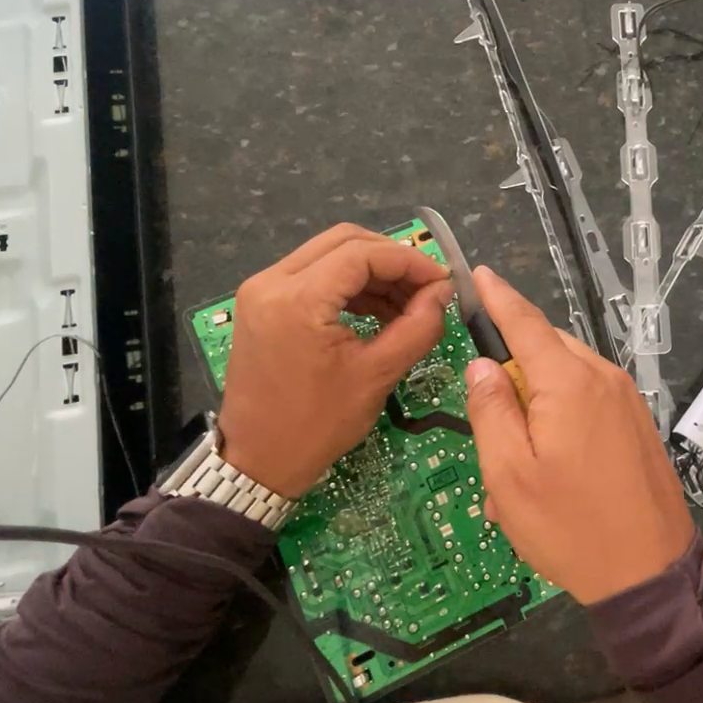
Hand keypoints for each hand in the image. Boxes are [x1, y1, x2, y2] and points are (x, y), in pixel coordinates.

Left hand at [218, 224, 452, 497]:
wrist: (259, 461)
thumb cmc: (318, 424)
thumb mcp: (378, 374)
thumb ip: (418, 326)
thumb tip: (443, 292)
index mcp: (297, 299)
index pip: (363, 253)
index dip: (410, 261)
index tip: (443, 283)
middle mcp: (272, 281)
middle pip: (345, 241)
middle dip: (393, 260)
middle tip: (428, 289)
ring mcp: (263, 289)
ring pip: (331, 254)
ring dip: (374, 272)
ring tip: (409, 305)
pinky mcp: (264, 302)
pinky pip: (316, 274)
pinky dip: (351, 285)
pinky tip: (380, 311)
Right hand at [464, 266, 694, 604]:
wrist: (649, 572)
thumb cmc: (571, 527)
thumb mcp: (510, 475)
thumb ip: (491, 411)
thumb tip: (482, 365)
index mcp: (569, 382)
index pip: (525, 322)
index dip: (498, 297)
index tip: (477, 274)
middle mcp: (602, 378)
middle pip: (546, 349)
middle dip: (512, 372)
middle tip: (488, 423)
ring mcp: (626, 399)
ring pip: (566, 377)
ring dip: (535, 404)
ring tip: (515, 463)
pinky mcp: (637, 422)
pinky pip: (588, 400)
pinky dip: (561, 416)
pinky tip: (548, 465)